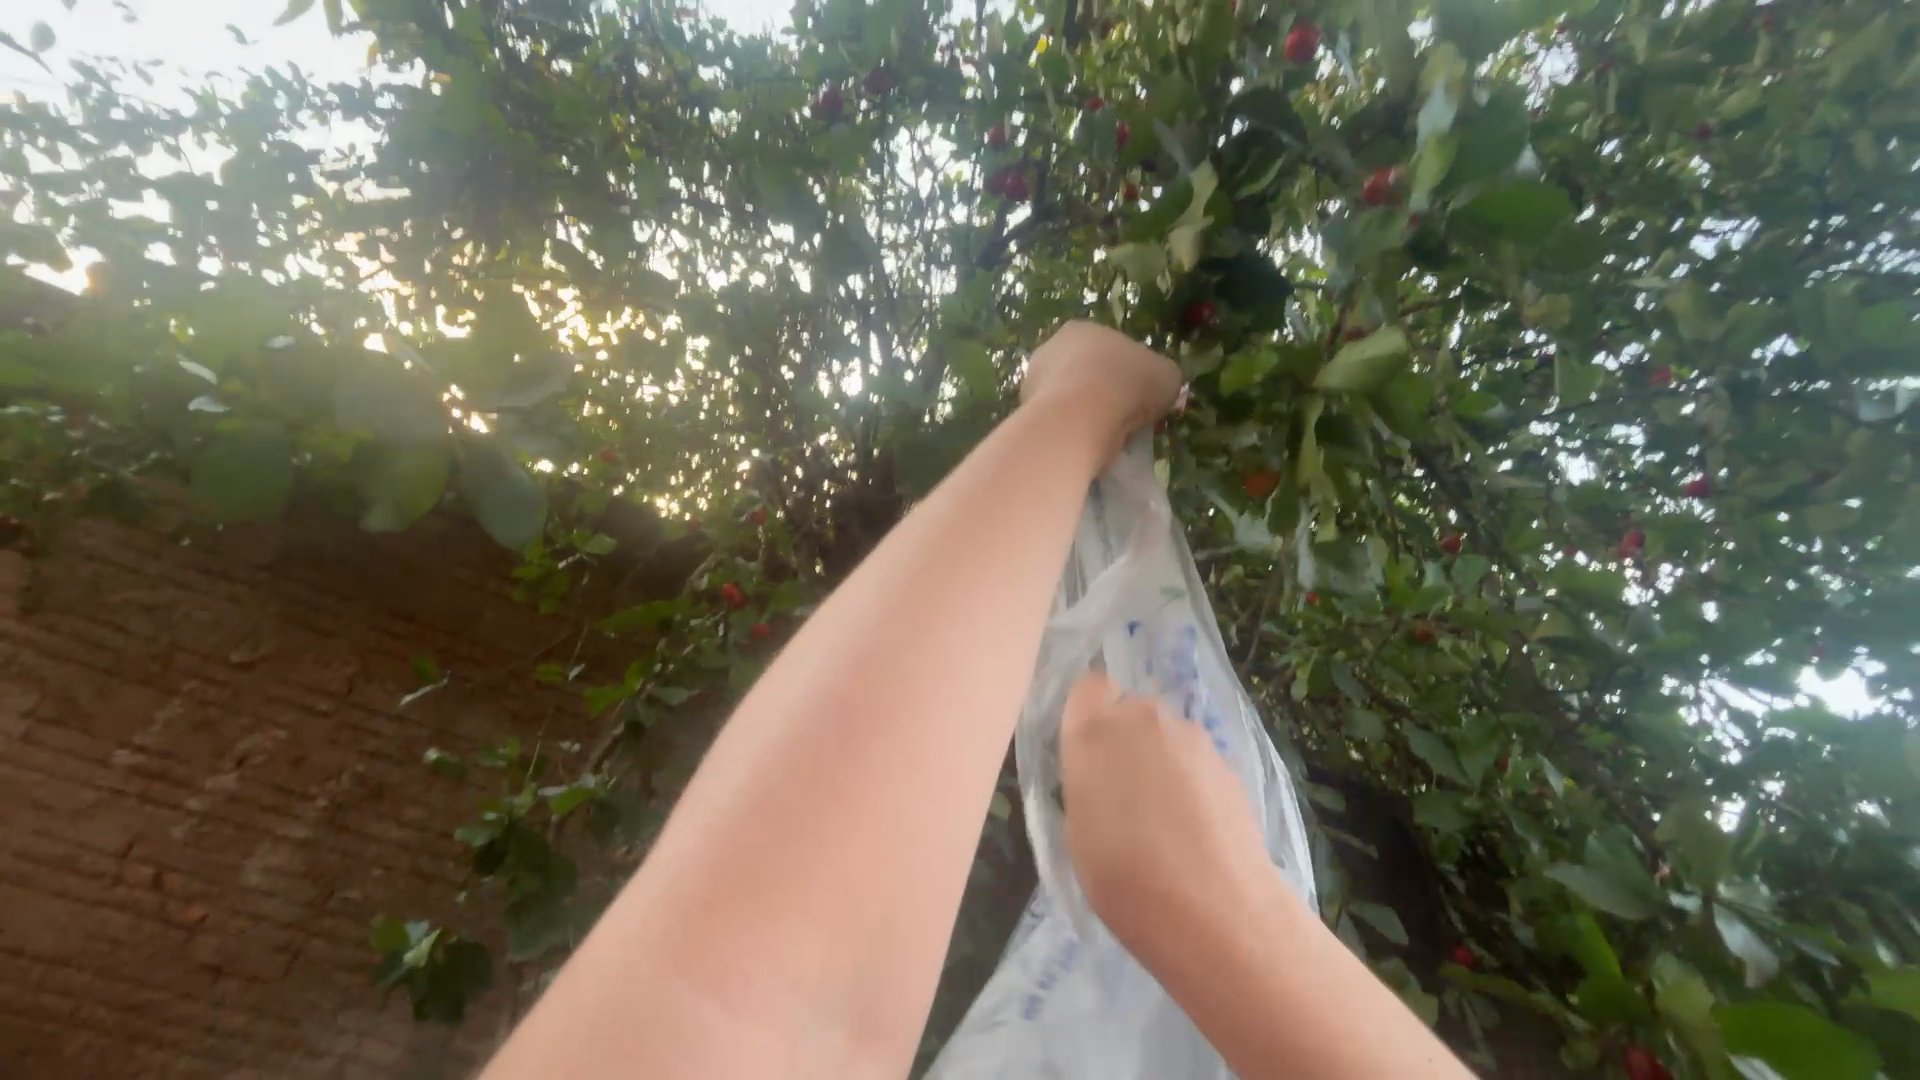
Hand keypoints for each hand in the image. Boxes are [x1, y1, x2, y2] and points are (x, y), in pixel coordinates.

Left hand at [1021, 322, 1181, 461]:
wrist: (1083, 415)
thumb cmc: (1128, 383)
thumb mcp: (1167, 376)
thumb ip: (1162, 378)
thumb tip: (1161, 389)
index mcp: (1082, 330)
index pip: (1107, 351)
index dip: (1127, 375)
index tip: (1139, 398)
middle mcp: (1050, 350)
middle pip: (1084, 375)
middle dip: (1102, 395)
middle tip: (1124, 419)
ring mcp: (1033, 383)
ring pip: (1068, 401)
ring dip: (1084, 416)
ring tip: (1106, 437)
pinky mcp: (1026, 414)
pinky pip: (1057, 424)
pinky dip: (1070, 434)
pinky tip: (1086, 445)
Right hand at [1060, 673, 1269, 949]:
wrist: (1213, 909)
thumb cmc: (1122, 875)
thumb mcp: (1077, 828)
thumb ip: (1086, 781)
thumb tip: (1103, 774)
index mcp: (1094, 730)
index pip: (1089, 686)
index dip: (1089, 713)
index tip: (1088, 750)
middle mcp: (1143, 719)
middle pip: (1131, 709)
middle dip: (1125, 738)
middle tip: (1124, 791)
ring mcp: (1192, 738)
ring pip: (1167, 734)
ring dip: (1161, 759)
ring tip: (1165, 817)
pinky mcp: (1228, 763)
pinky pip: (1197, 759)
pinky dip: (1192, 781)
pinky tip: (1197, 828)